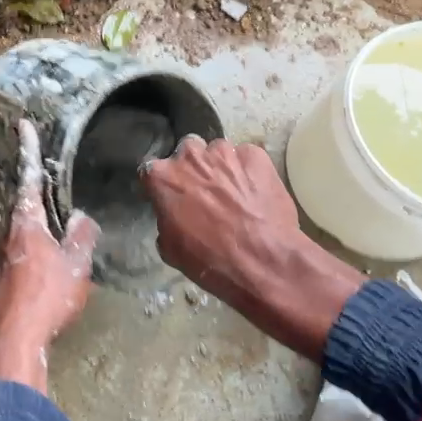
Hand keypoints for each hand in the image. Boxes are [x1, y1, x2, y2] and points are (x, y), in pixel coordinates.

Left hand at [0, 120, 99, 392]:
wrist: (14, 338)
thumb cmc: (46, 295)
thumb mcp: (75, 264)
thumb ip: (81, 236)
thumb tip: (81, 216)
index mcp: (26, 219)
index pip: (30, 175)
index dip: (29, 148)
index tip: (23, 125)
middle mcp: (11, 230)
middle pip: (26, 199)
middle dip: (39, 185)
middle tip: (51, 169)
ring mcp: (6, 252)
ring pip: (27, 224)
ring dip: (42, 216)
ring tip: (61, 214)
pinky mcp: (9, 273)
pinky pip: (28, 245)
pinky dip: (41, 239)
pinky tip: (54, 254)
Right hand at [141, 137, 363, 360]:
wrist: (269, 268)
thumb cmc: (213, 266)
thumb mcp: (172, 249)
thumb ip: (167, 220)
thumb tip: (174, 215)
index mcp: (161, 178)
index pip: (152, 170)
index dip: (165, 187)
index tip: (175, 201)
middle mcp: (190, 155)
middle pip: (186, 154)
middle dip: (195, 171)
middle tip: (208, 199)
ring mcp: (225, 153)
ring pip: (219, 154)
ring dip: (224, 171)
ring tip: (238, 201)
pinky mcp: (257, 157)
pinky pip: (247, 161)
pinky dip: (251, 175)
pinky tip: (258, 201)